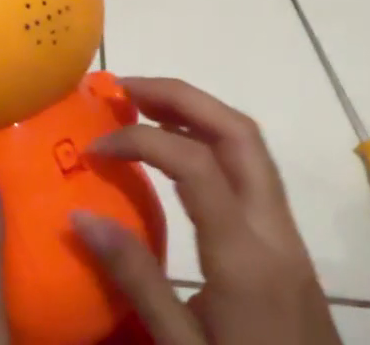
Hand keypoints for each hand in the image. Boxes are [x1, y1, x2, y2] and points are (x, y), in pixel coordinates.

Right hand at [72, 78, 339, 344]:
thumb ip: (136, 280)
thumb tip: (79, 215)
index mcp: (246, 258)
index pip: (195, 164)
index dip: (140, 140)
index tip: (94, 148)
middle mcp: (275, 231)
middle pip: (238, 133)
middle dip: (180, 97)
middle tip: (124, 88)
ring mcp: (289, 236)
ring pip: (251, 146)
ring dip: (198, 113)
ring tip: (144, 106)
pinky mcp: (290, 247)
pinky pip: (253, 171)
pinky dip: (212, 142)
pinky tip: (177, 156)